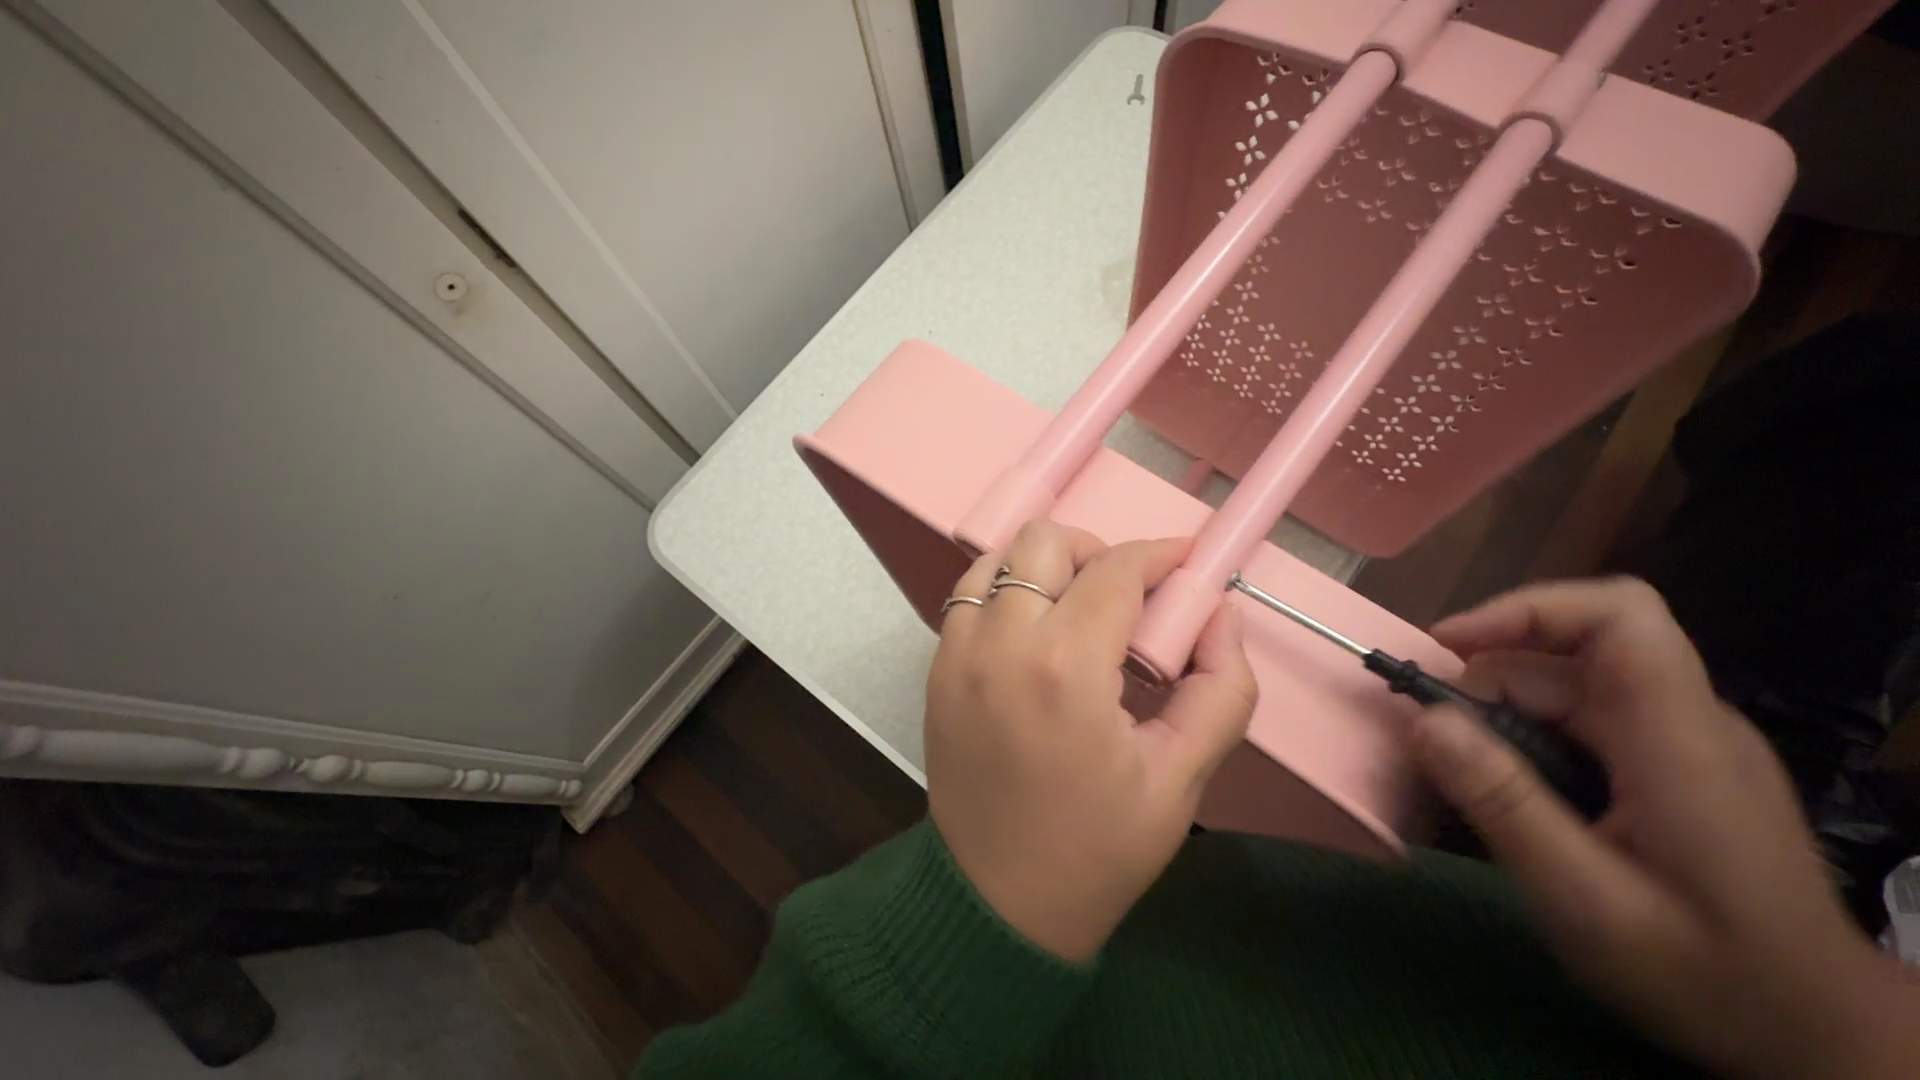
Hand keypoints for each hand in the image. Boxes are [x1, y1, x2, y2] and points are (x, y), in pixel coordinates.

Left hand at [925, 521, 1256, 961]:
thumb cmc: (1097, 849)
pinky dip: (1005, 593)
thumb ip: (1220, 688)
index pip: (1115, 571)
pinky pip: (967, 598)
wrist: (996, 903)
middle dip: (1097, 553)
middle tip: (1129, 599)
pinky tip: (1036, 635)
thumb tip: (1219, 615)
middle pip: (1043, 542)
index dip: (1160, 556)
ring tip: (1079, 612)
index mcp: (1064, 669)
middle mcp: (999, 644)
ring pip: (996, 560)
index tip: (1187, 563)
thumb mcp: (1182, 779)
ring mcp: (956, 655)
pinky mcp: (936, 672)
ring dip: (1044, 568)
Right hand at [1409, 578, 1919, 1079]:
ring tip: (1454, 787)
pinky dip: (1526, 751)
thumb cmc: (1707, 974)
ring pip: (1567, 698)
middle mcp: (1685, 723)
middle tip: (1426, 750)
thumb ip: (1502, 802)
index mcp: (1677, 737)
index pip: (1616, 615)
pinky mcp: (1673, 774)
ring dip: (1498, 727)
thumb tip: (1423, 719)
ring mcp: (1682, 747)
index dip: (1524, 610)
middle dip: (1484, 691)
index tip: (1445, 648)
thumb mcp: (1584, 898)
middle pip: (1567, 662)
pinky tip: (1505, 804)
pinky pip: (1583, 732)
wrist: (1817, 1038)